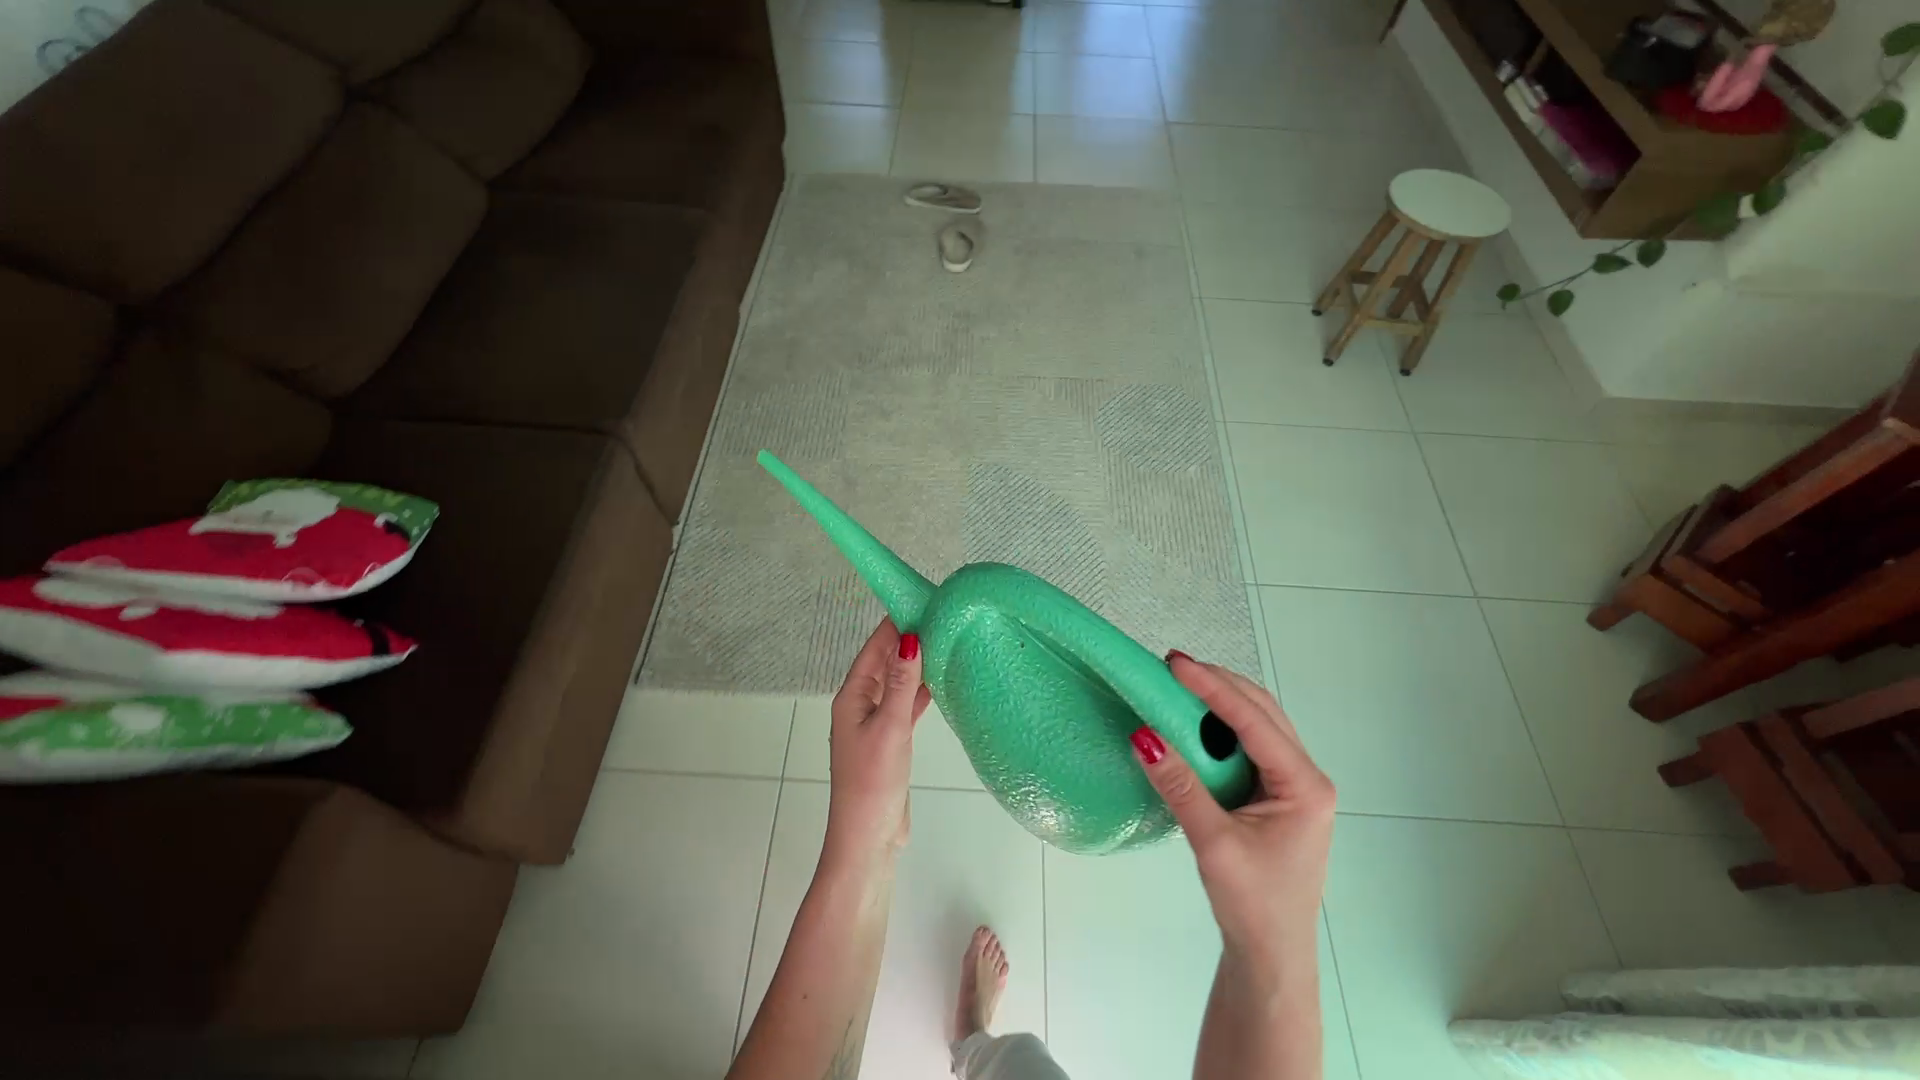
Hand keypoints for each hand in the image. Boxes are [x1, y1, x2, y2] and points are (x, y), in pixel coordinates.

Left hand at [824, 619, 930, 865]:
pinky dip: (922, 693)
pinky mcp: (891, 742)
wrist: (868, 838)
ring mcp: (876, 725)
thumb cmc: (872, 782)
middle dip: (909, 642)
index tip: (921, 601)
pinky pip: (907, 706)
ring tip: (946, 643)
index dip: (895, 625)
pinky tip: (942, 683)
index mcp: (852, 698)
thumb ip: (903, 685)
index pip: (874, 649)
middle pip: (885, 664)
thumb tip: (910, 639)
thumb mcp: (890, 728)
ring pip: (898, 685)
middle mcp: (860, 706)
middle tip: (942, 618)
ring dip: (917, 667)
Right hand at [1131, 655, 1334, 982]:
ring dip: (1220, 703)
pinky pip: (1248, 747)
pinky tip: (1192, 725)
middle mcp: (1306, 777)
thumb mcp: (1213, 843)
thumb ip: (1180, 787)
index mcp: (1305, 786)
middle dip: (1219, 685)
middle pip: (1263, 712)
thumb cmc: (1252, 905)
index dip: (1214, 687)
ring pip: (1257, 726)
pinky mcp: (1274, 796)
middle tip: (1172, 669)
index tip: (1176, 664)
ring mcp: (1292, 786)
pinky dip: (1219, 729)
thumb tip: (1143, 737)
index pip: (1255, 721)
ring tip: (1178, 687)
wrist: (1272, 957)